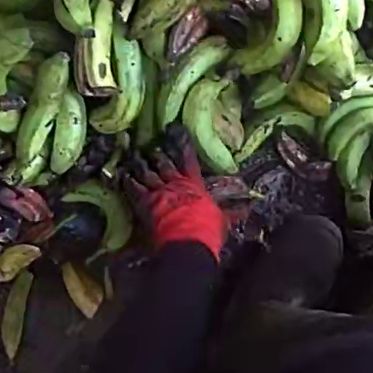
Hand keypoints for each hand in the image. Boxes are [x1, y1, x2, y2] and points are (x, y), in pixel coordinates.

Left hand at [125, 136, 223, 258]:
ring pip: (146, 171)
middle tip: (151, 146)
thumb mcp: (223, 220)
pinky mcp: (145, 203)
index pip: (189, 159)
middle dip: (157, 153)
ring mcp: (158, 191)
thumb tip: (249, 208)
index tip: (176, 131)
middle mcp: (175, 183)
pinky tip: (123, 174)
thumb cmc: (208, 231)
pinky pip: (133, 187)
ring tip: (134, 155)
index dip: (182, 144)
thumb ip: (233, 212)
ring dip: (140, 163)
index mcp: (194, 184)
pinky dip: (127, 180)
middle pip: (163, 162)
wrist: (189, 242)